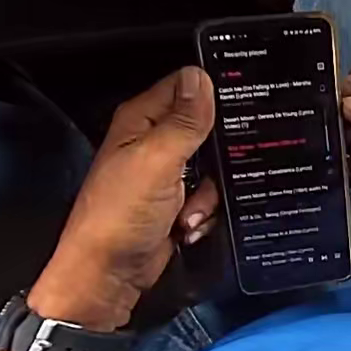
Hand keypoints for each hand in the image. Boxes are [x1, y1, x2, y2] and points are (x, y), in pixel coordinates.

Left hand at [31, 66, 219, 329]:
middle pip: (205, 128)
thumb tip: (201, 76)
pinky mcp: (177, 201)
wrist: (109, 273)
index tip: (241, 104)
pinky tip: (189, 225)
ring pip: (213, 167)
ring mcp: (167, 173)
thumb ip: (183, 122)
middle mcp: (154, 141)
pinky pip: (210, 195)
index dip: (212, 92)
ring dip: (210, 192)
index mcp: (141, 121)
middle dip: (219, 153)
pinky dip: (205, 212)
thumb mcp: (157, 162)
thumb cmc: (122, 215)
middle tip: (222, 168)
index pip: (185, 86)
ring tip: (191, 211)